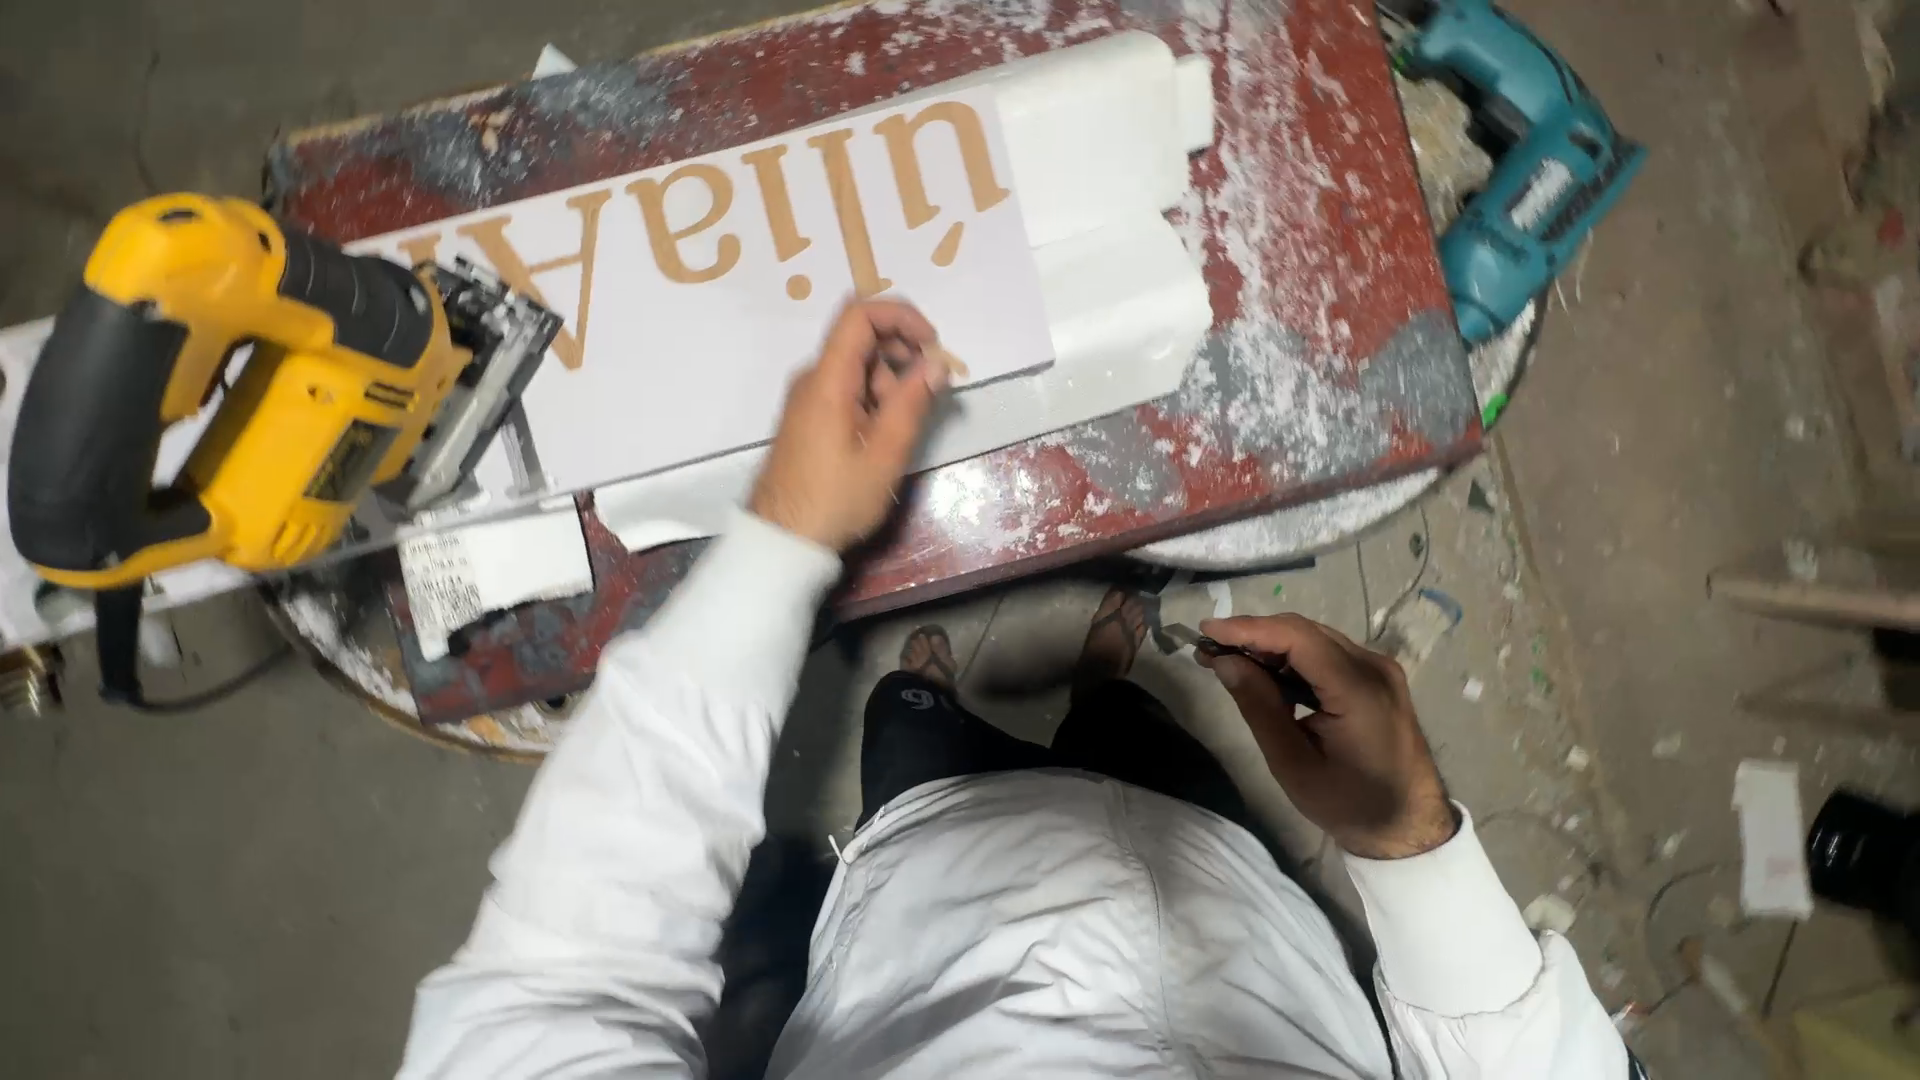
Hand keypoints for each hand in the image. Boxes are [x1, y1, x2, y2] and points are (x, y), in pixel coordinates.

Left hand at [748, 299, 947, 552]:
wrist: (782, 539)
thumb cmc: (836, 499)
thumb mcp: (885, 454)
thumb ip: (912, 403)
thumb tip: (936, 365)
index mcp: (827, 380)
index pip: (860, 314)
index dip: (902, 317)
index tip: (932, 347)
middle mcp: (811, 379)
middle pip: (860, 339)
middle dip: (900, 356)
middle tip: (922, 397)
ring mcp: (806, 399)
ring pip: (855, 367)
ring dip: (888, 384)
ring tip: (898, 431)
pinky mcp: (806, 419)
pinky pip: (844, 390)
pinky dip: (871, 400)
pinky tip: (879, 438)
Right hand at [1197, 614, 1458, 859]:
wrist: (1410, 828)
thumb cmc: (1350, 804)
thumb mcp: (1293, 764)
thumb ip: (1259, 707)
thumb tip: (1225, 661)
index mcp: (1359, 689)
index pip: (1296, 637)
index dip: (1248, 628)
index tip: (1206, 631)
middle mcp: (1373, 667)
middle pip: (1303, 631)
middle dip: (1252, 635)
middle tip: (1208, 651)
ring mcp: (1378, 670)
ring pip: (1312, 638)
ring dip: (1268, 645)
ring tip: (1228, 662)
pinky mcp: (1375, 679)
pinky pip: (1324, 653)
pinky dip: (1289, 658)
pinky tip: (1263, 674)